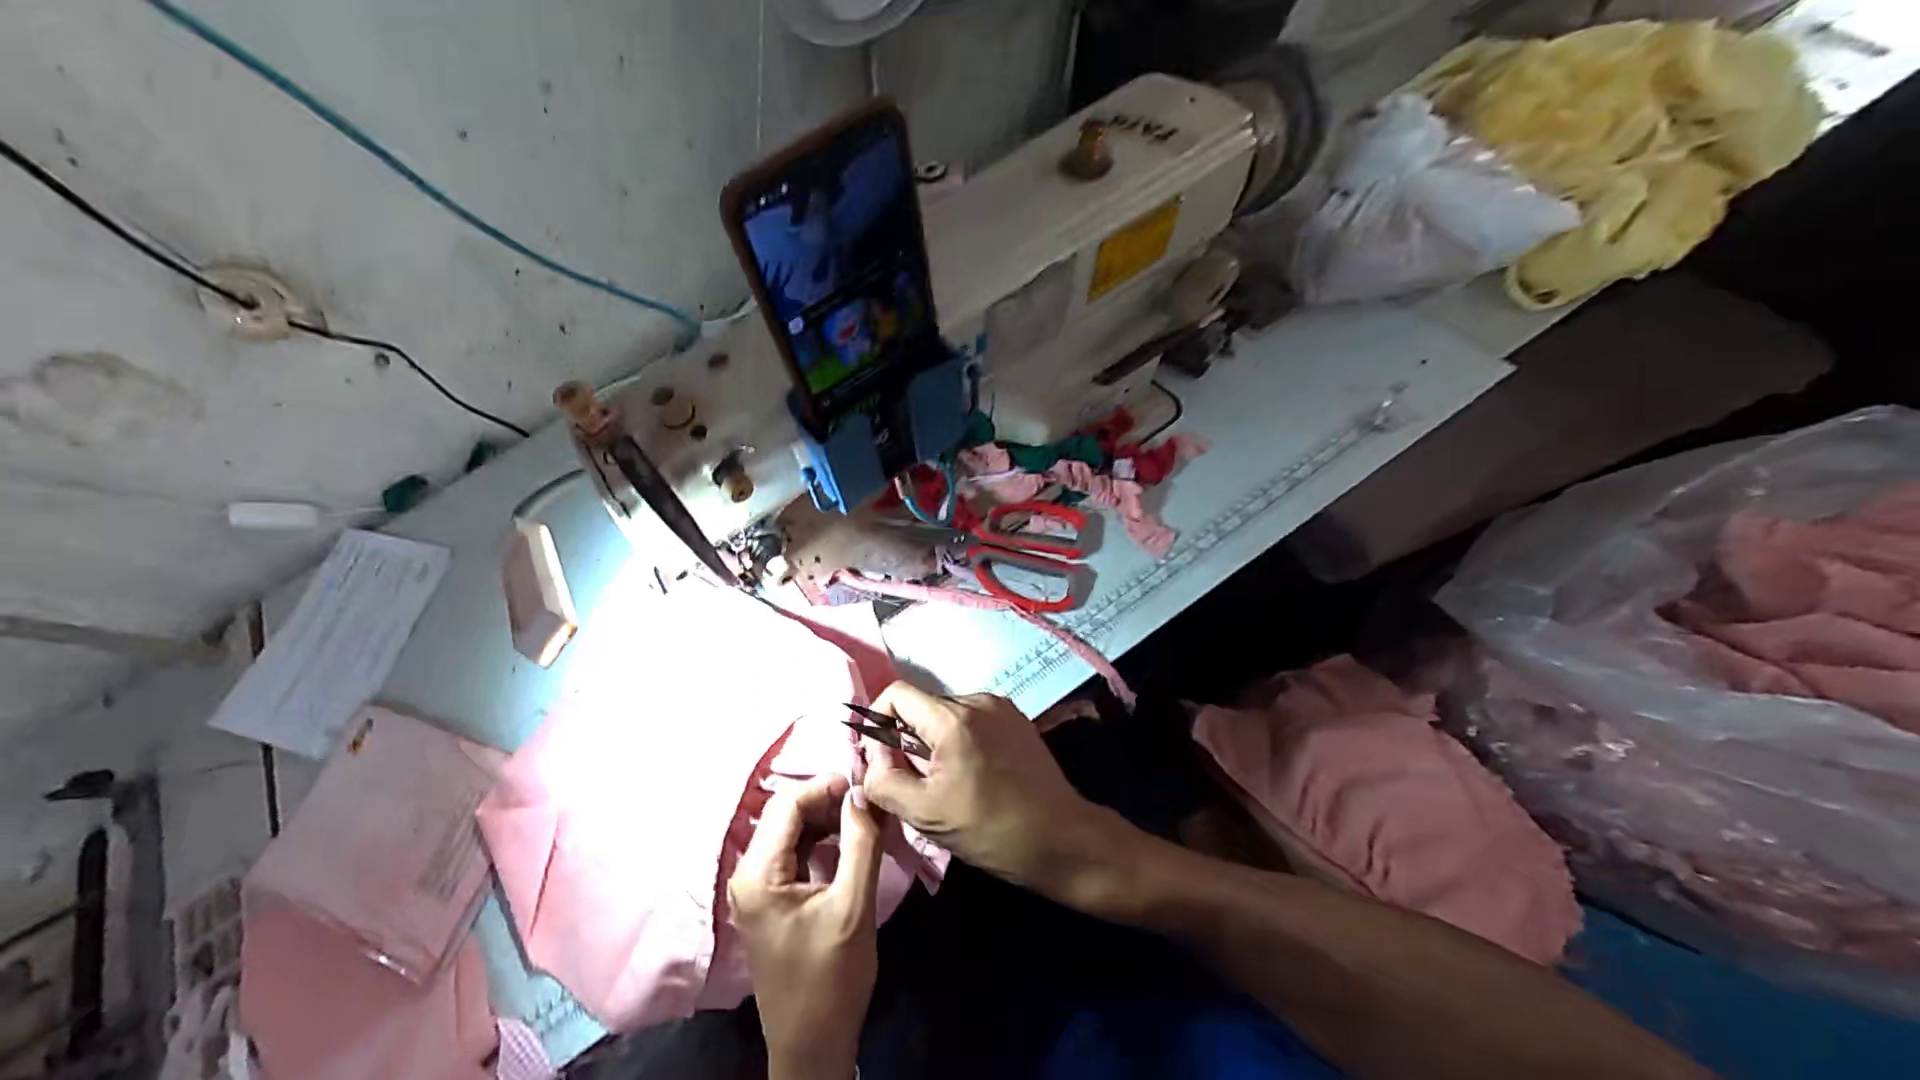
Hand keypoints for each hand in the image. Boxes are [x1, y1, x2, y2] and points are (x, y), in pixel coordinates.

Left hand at [728, 774, 882, 1079]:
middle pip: (786, 814)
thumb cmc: (831, 979)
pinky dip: (822, 840)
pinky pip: (795, 852)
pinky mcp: (771, 898)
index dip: (826, 787)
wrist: (813, 1044)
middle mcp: (748, 873)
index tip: (865, 787)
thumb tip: (863, 791)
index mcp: (757, 874)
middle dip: (828, 801)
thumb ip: (860, 843)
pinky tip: (850, 842)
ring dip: (827, 820)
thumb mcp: (853, 906)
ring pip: (792, 830)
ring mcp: (757, 886)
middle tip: (869, 803)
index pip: (787, 804)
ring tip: (866, 819)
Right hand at [859, 683, 1129, 900]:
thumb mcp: (926, 814)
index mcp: (953, 717)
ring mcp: (1002, 709)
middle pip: (923, 707)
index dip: (877, 721)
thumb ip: (885, 781)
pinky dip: (960, 743)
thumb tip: (872, 761)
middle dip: (906, 739)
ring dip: (934, 744)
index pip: (897, 694)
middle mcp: (978, 700)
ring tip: (944, 784)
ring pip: (947, 716)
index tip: (880, 759)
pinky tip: (970, 777)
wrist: (1062, 840)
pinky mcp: (1017, 722)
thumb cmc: (991, 829)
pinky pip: (973, 722)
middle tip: (911, 782)